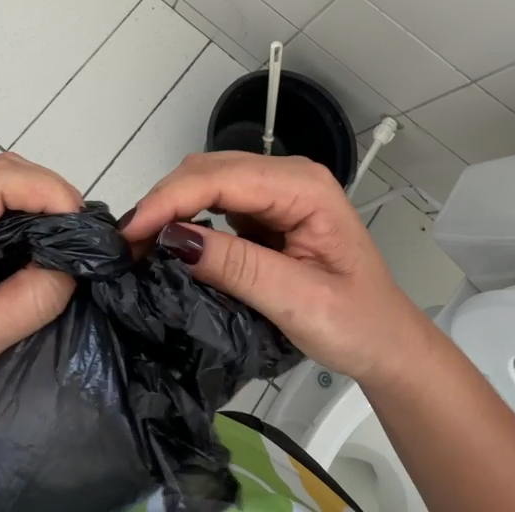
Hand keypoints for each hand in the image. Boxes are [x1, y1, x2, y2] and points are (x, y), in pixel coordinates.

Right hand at [121, 152, 432, 386]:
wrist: (387, 344)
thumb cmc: (358, 325)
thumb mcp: (299, 301)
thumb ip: (237, 266)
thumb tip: (173, 239)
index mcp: (304, 187)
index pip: (222, 177)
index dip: (171, 200)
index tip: (131, 234)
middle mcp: (288, 177)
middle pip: (209, 170)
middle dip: (164, 202)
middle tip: (127, 246)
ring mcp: (276, 192)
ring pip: (207, 182)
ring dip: (172, 209)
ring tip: (141, 246)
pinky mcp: (265, 212)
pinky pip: (216, 203)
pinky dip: (187, 219)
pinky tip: (172, 244)